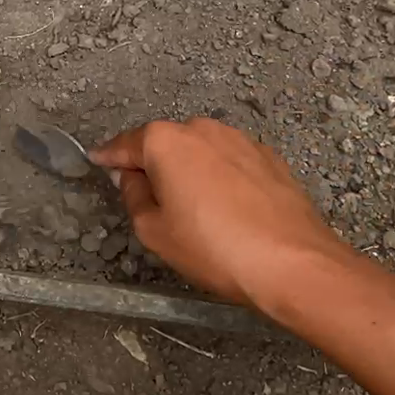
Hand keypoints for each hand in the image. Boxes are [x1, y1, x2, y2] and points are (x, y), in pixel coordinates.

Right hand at [88, 117, 350, 309]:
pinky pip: (231, 162)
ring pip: (200, 152)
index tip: (96, 161)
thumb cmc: (215, 248)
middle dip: (155, 166)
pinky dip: (223, 177)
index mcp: (163, 140)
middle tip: (155, 202)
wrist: (298, 266)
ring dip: (191, 170)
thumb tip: (133, 178)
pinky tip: (231, 210)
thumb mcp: (153, 231)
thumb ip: (132, 196)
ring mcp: (239, 139)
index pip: (123, 145)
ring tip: (198, 209)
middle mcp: (199, 128)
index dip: (107, 157)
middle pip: (163, 145)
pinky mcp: (270, 158)